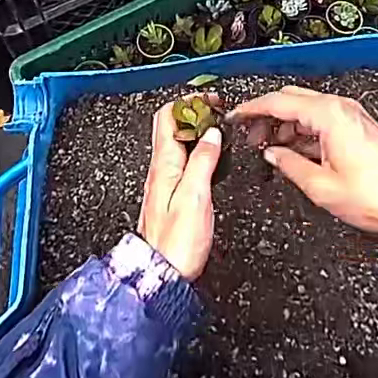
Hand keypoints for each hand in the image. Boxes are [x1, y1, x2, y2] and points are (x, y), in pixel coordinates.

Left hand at [137, 99, 222, 280]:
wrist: (162, 277)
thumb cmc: (177, 243)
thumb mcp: (195, 195)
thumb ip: (203, 160)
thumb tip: (212, 134)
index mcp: (164, 164)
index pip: (168, 116)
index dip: (188, 102)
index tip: (211, 100)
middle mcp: (160, 170)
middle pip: (170, 126)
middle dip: (193, 111)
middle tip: (216, 109)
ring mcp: (163, 183)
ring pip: (176, 143)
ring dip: (195, 129)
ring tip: (216, 127)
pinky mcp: (170, 196)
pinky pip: (181, 160)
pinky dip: (196, 149)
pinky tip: (209, 156)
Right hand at [231, 86, 377, 233]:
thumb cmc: (373, 195)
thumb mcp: (320, 185)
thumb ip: (289, 164)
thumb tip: (273, 153)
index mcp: (327, 115)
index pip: (279, 101)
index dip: (252, 109)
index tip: (236, 116)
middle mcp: (339, 108)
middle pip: (292, 99)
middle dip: (268, 115)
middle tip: (251, 136)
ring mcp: (350, 115)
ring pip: (307, 109)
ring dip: (286, 123)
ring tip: (271, 147)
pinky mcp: (357, 126)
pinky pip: (322, 119)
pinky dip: (304, 130)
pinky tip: (295, 150)